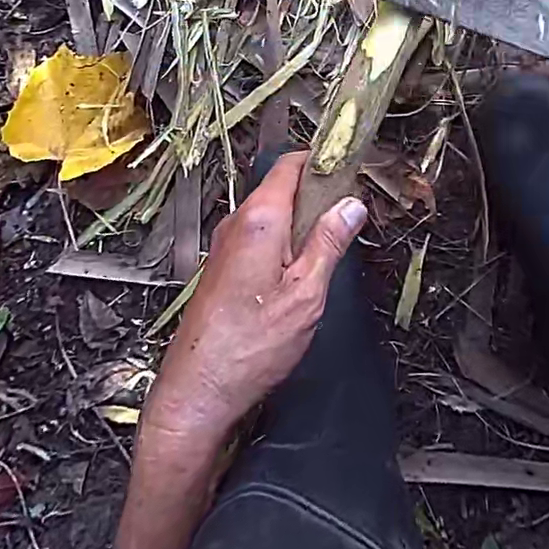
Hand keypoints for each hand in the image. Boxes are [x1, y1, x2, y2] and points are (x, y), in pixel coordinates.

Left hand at [143, 152, 366, 443]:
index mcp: (260, 218)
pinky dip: (281, 241)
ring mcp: (226, 242)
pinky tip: (295, 274)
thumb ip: (329, 242)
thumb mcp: (306, 293)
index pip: (290, 164)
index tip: (347, 171)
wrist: (197, 388)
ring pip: (270, 214)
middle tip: (345, 220)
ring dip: (299, 222)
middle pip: (281, 187)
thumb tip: (351, 205)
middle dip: (315, 196)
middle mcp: (237, 222)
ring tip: (324, 252)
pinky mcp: (222, 264)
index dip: (320, 161)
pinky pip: (257, 236)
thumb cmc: (249, 345)